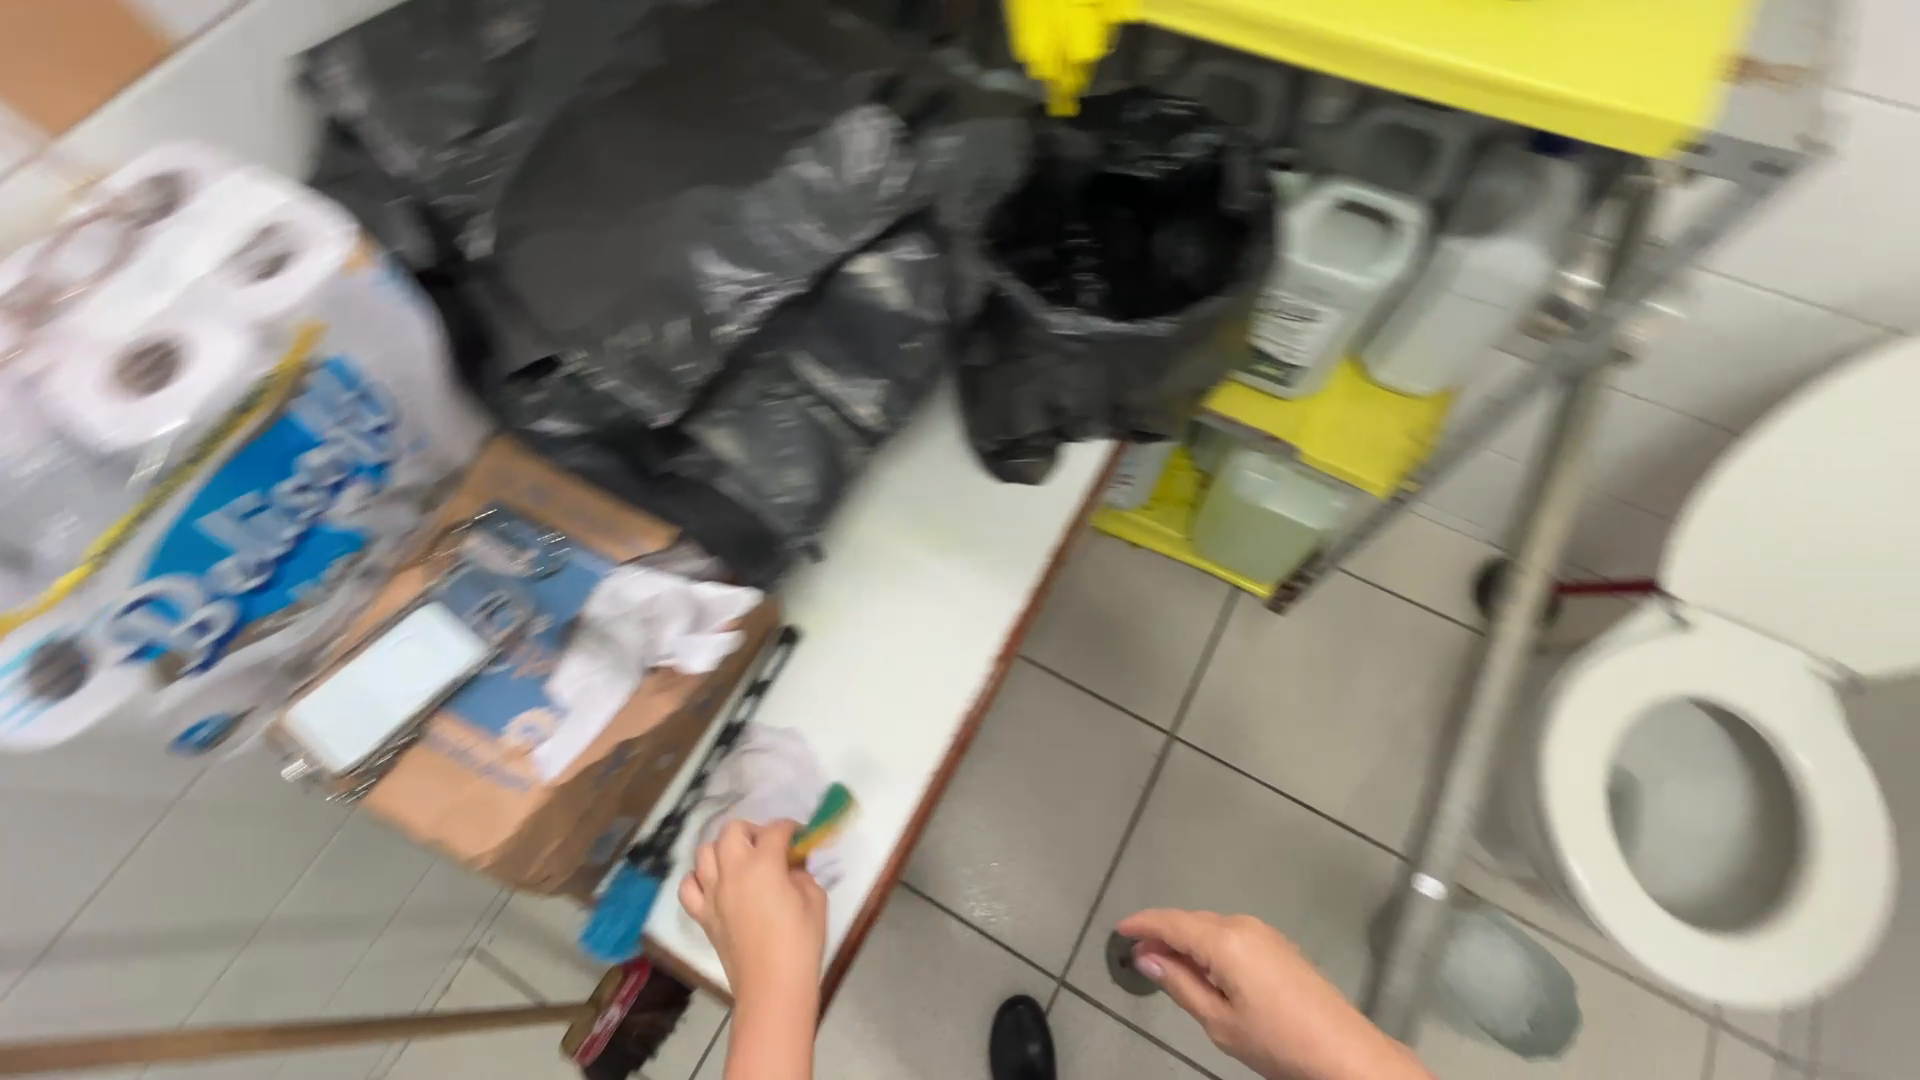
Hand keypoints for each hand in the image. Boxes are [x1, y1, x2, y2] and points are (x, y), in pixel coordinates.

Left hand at [680, 819, 828, 1008]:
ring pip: (705, 852)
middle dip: (753, 830)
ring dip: (724, 850)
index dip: (790, 828)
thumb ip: (802, 874)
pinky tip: (715, 884)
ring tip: (741, 862)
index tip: (800, 836)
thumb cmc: (800, 941)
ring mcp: (713, 893)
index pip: (775, 830)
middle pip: (732, 830)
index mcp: (764, 864)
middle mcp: (733, 871)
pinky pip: (688, 886)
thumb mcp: (815, 898)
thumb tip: (792, 867)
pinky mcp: (703, 916)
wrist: (773, 987)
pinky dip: (698, 879)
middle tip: (770, 846)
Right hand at [1117, 910, 1431, 1079]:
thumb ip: (1179, 984)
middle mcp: (1242, 925)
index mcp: (1224, 941)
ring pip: (1210, 926)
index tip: (1119, 931)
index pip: (1170, 922)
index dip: (1142, 924)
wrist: (1347, 1054)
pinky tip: (1206, 968)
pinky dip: (1209, 944)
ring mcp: (1263, 931)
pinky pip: (1230, 934)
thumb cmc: (1278, 1042)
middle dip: (1163, 933)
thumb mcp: (1219, 1022)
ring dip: (1187, 939)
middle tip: (1140, 957)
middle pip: (1190, 921)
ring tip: (1170, 966)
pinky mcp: (1278, 943)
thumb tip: (1147, 957)